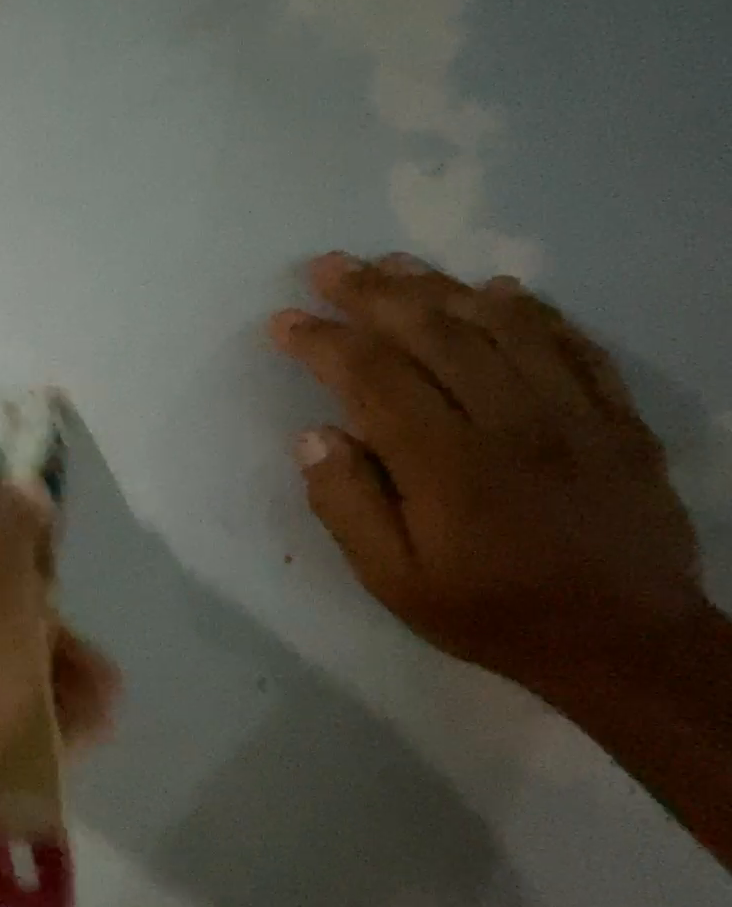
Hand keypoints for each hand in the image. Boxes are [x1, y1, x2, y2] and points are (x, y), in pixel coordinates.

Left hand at [0, 487, 119, 794]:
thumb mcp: (4, 575)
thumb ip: (15, 521)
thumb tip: (19, 482)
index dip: (32, 550)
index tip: (58, 585)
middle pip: (0, 591)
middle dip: (55, 629)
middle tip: (90, 669)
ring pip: (1, 644)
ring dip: (55, 673)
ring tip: (87, 713)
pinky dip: (25, 700)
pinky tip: (63, 734)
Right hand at [271, 252, 711, 698]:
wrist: (625, 644)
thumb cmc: (488, 612)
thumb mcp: (391, 579)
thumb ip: (346, 506)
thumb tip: (313, 436)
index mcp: (447, 464)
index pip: (374, 379)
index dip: (323, 343)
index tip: (283, 321)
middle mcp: (512, 424)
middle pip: (436, 336)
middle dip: (373, 294)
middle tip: (328, 264)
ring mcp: (574, 416)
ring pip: (502, 329)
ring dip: (441, 288)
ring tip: (394, 262)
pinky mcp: (617, 421)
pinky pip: (575, 347)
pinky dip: (534, 311)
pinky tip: (499, 289)